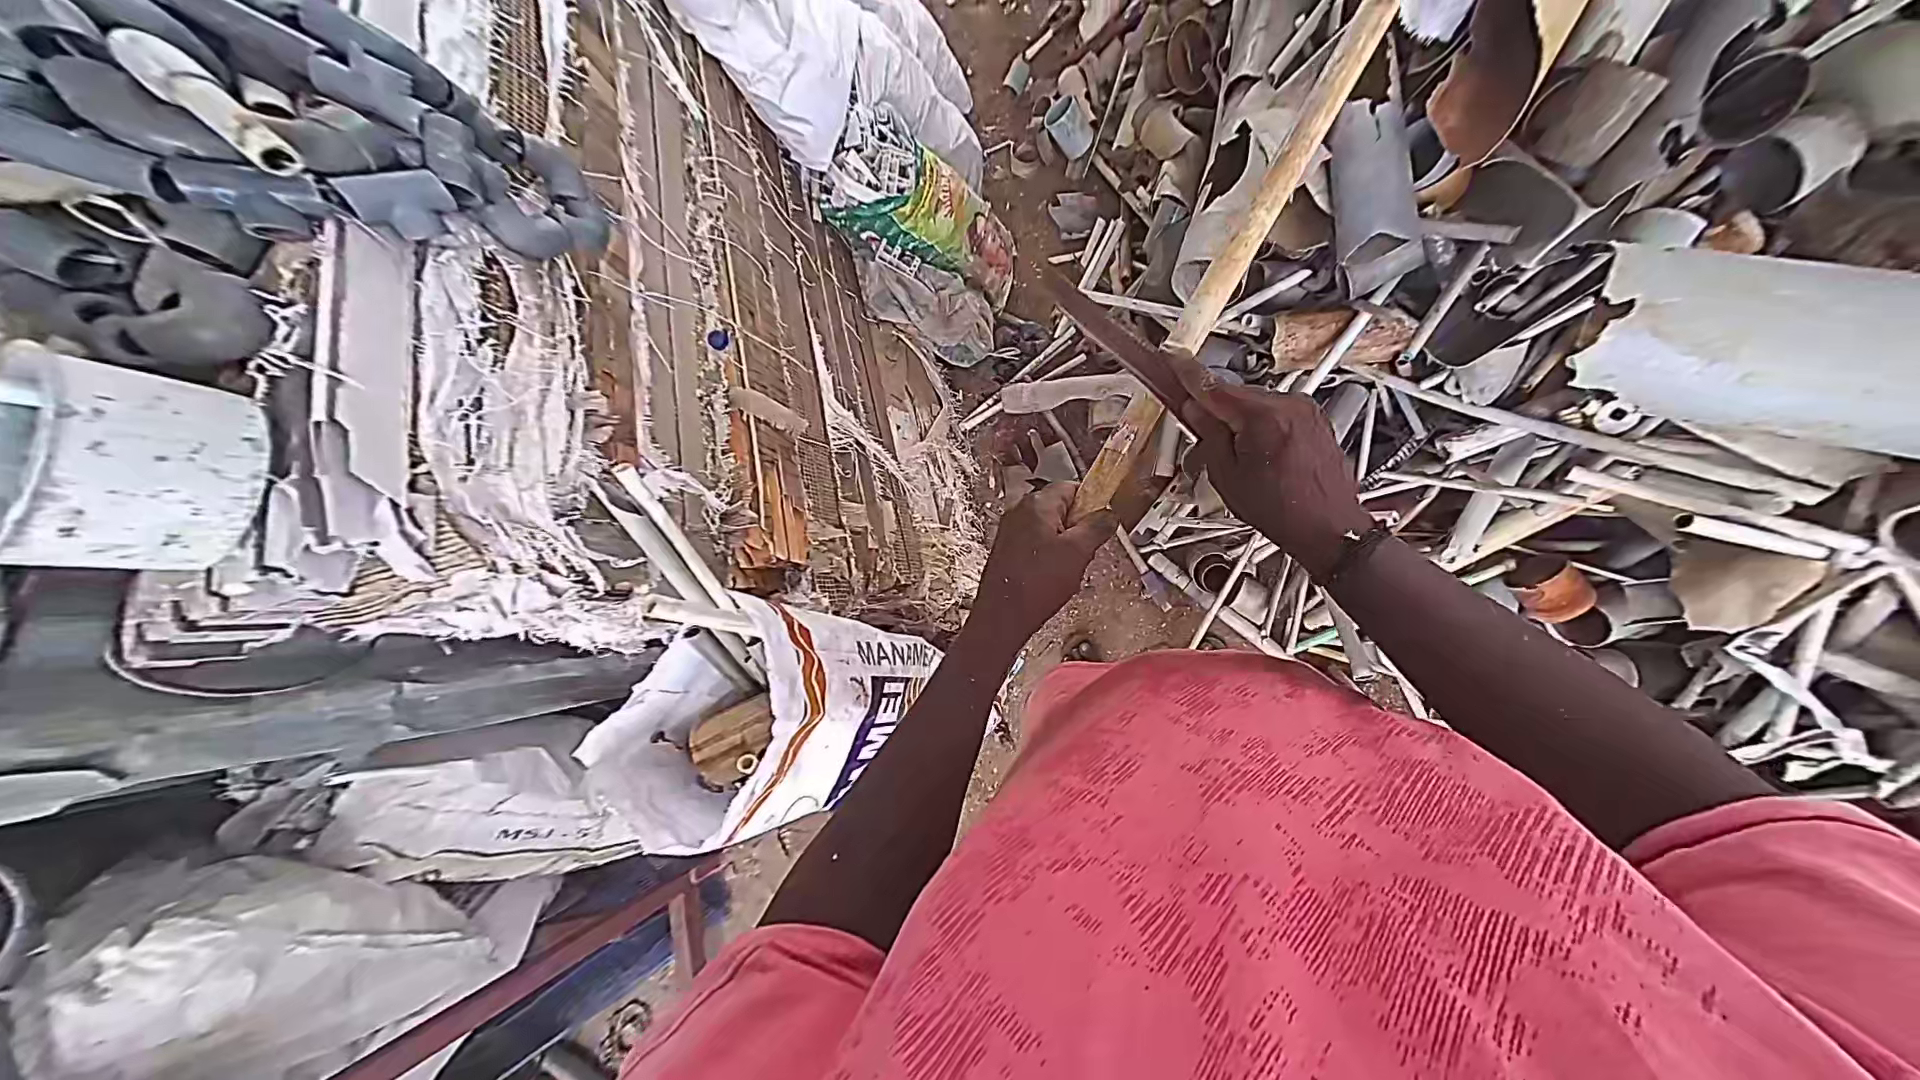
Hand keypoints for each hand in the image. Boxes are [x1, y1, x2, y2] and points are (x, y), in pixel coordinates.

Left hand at [970, 482, 1112, 640]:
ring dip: (1064, 544)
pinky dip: (1049, 555)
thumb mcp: (1078, 552)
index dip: (1091, 503)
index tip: (1102, 521)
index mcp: (1036, 505)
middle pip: (1060, 507)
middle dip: (1078, 527)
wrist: (1002, 618)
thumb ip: (1097, 527)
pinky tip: (1052, 576)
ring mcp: (1010, 531)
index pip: (1071, 488)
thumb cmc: (1034, 585)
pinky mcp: (1007, 550)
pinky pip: (1036, 543)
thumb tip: (1109, 514)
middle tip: (1085, 550)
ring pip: (1049, 527)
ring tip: (1067, 567)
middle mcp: (1019, 512)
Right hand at [1172, 359, 1372, 579]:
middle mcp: (1289, 405)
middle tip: (1198, 437)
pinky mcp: (1313, 419)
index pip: (1214, 387)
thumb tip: (1195, 409)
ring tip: (1235, 460)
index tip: (1172, 360)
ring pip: (1254, 404)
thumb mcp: (1226, 476)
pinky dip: (1257, 426)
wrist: (1328, 529)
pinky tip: (1255, 456)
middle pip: (1234, 395)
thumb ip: (1208, 436)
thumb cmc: (1284, 511)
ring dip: (1236, 422)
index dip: (1187, 374)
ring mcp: (1305, 410)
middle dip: (1212, 412)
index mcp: (1264, 417)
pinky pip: (1274, 412)